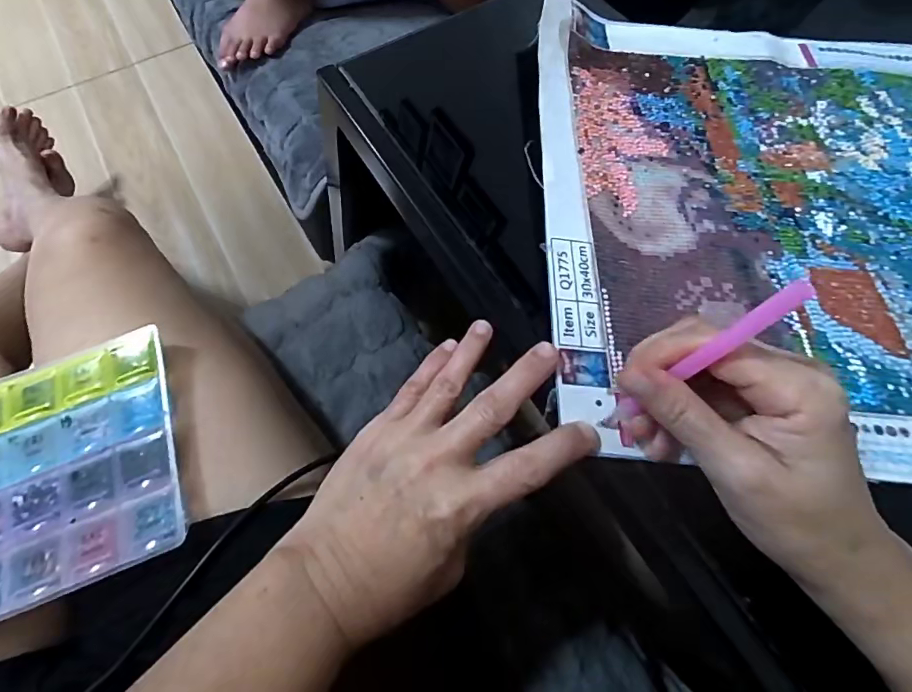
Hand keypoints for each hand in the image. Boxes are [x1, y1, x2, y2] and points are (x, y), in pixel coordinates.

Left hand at [279, 321, 598, 647]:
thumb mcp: (450, 565)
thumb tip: (472, 488)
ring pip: (446, 385)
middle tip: (548, 349)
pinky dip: (430, 366)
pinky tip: (445, 347)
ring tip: (486, 326)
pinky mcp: (379, 428)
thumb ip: (469, 518)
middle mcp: (439, 460)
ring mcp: (406, 437)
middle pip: (491, 409)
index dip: (562, 448)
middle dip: (523, 377)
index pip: (527, 469)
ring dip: (470, 353)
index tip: (588, 430)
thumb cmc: (391, 585)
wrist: (322, 576)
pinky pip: (410, 390)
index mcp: (463, 503)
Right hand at [616, 316, 892, 589]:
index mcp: (798, 383)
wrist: (841, 563)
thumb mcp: (734, 470)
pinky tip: (661, 438)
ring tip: (640, 434)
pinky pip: (706, 385)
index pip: (715, 342)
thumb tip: (629, 373)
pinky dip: (678, 408)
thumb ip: (682, 414)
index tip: (623, 383)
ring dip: (663, 395)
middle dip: (658, 375)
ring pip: (697, 365)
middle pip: (702, 345)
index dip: (662, 353)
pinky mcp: (761, 394)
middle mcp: (790, 367)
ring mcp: (775, 379)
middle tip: (626, 411)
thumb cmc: (797, 524)